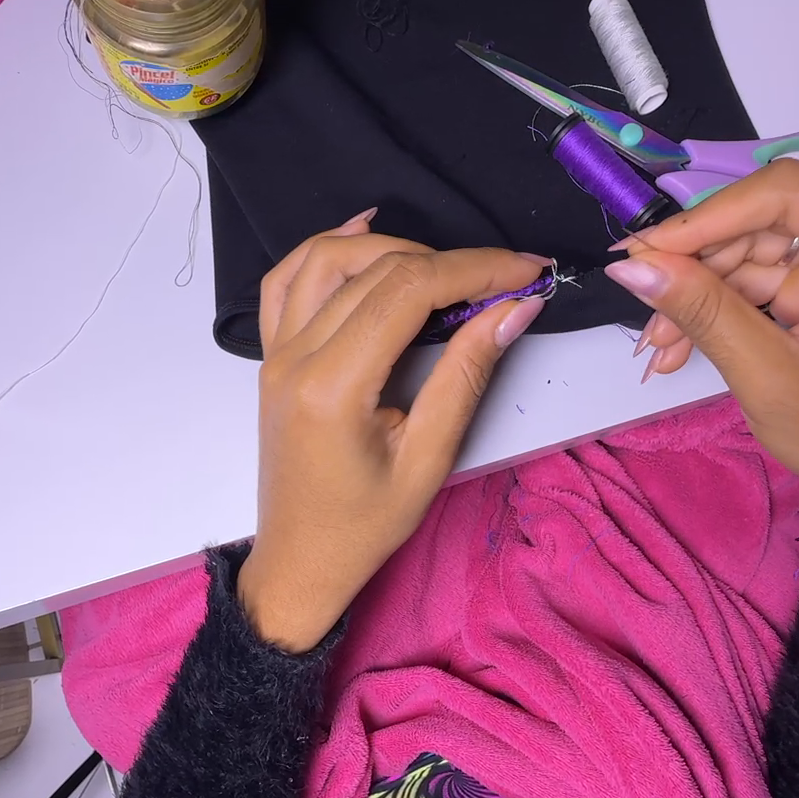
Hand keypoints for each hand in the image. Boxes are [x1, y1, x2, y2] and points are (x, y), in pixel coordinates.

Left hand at [238, 212, 546, 650]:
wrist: (301, 560)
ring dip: (388, 247)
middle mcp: (295, 357)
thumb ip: (466, 374)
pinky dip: (327, 250)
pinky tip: (366, 237)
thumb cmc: (365, 526)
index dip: (475, 269)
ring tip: (444, 270)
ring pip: (325, 258)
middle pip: (374, 268)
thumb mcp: (428, 458)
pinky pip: (286, 281)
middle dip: (448, 261)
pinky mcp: (271, 359)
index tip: (528, 271)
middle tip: (503, 279)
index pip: (408, 290)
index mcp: (334, 386)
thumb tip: (514, 306)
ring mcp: (275, 354)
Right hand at [605, 159, 798, 569]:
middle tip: (645, 310)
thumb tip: (630, 266)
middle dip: (700, 265)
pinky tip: (681, 344)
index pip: (790, 195)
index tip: (639, 254)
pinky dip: (722, 308)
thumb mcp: (769, 379)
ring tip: (659, 346)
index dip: (705, 219)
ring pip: (760, 248)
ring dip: (702, 292)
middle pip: (772, 218)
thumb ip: (703, 313)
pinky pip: (769, 277)